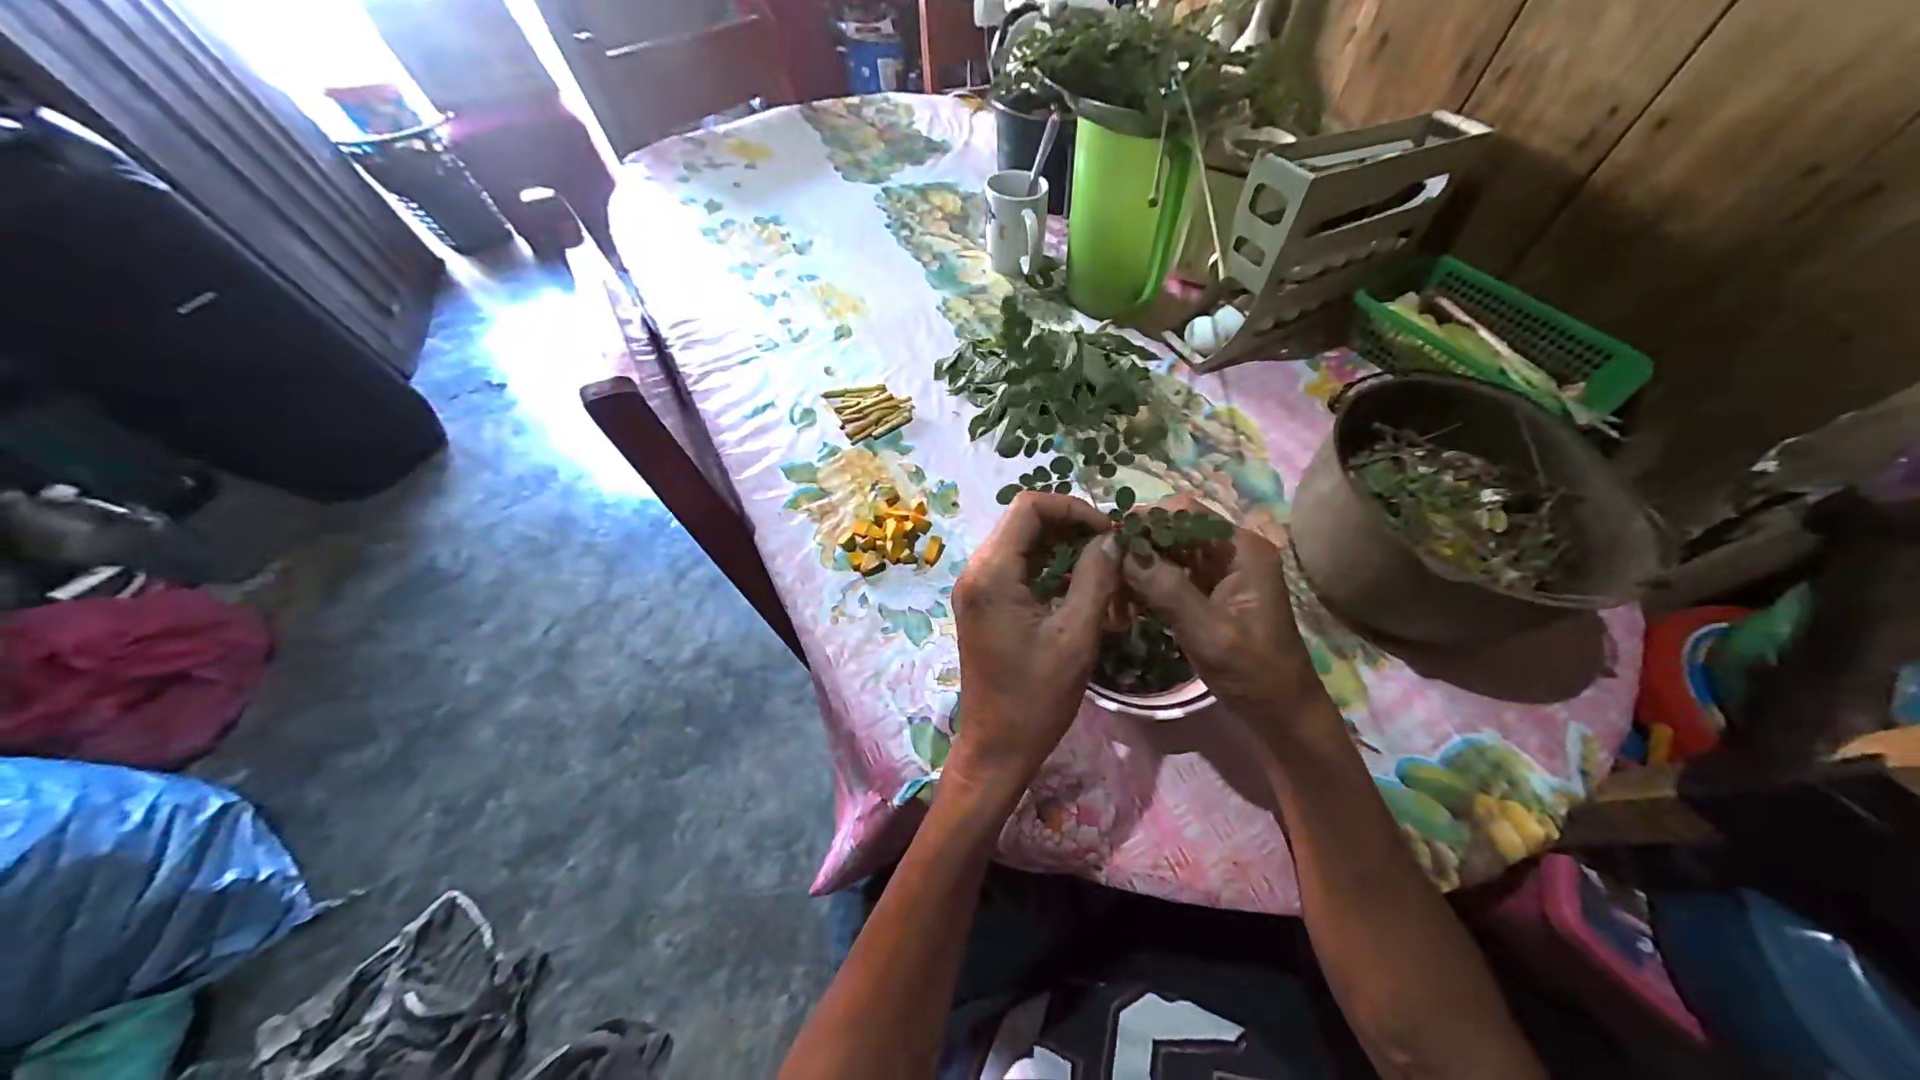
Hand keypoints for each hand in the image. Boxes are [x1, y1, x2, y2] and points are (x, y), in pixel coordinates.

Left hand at [948, 492, 1118, 797]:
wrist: (997, 745)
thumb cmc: (1036, 697)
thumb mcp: (1076, 635)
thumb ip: (1095, 577)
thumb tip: (1112, 538)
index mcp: (991, 573)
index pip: (1029, 506)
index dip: (1073, 508)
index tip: (1109, 532)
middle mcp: (976, 571)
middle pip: (1023, 521)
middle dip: (1070, 526)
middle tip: (1111, 549)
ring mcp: (975, 588)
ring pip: (1021, 543)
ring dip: (1061, 547)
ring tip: (1102, 568)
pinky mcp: (982, 604)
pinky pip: (1016, 567)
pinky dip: (1048, 568)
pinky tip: (1079, 587)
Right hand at [1121, 520, 1334, 739]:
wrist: (1279, 711)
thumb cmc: (1253, 671)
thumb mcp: (1209, 632)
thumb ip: (1168, 589)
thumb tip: (1124, 551)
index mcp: (1241, 550)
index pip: (1186, 513)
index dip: (1147, 520)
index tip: (1110, 540)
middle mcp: (1229, 551)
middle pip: (1173, 531)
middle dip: (1138, 546)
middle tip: (1103, 567)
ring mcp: (1217, 572)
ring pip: (1167, 554)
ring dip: (1138, 568)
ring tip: (1108, 586)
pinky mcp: (1205, 593)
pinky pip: (1168, 576)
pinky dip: (1146, 586)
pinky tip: (1124, 602)